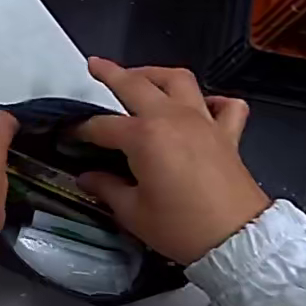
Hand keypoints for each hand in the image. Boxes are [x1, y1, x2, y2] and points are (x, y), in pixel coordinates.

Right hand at [75, 58, 268, 264]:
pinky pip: (225, 105)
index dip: (80, 129)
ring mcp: (204, 121)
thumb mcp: (133, 213)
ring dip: (156, 73)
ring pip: (179, 80)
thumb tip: (87, 177)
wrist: (237, 239)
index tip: (67, 134)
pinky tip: (201, 106)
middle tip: (95, 65)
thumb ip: (107, 188)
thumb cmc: (180, 228)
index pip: (102, 126)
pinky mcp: (228, 134)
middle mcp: (173, 118)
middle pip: (136, 84)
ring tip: (142, 76)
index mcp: (144, 137)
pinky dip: (212, 101)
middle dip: (111, 73)